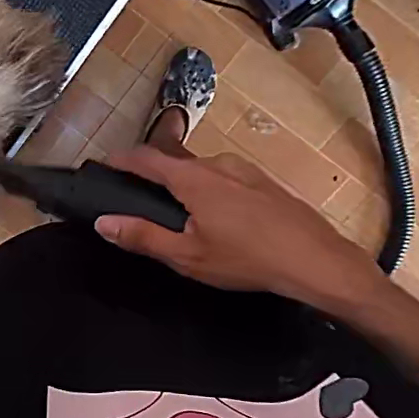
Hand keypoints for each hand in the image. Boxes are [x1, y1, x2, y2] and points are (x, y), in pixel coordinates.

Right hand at [94, 147, 384, 308]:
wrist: (313, 259)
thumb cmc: (247, 259)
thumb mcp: (187, 256)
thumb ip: (143, 237)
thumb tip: (105, 223)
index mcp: (193, 179)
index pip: (146, 158)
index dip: (121, 160)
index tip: (106, 165)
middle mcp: (219, 164)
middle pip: (176, 164)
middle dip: (155, 178)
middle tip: (143, 203)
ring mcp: (245, 170)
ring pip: (203, 173)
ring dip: (186, 188)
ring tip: (184, 221)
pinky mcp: (264, 182)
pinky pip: (227, 180)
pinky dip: (212, 193)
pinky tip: (222, 223)